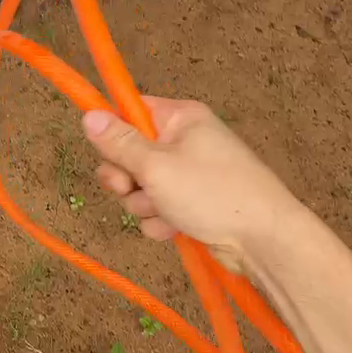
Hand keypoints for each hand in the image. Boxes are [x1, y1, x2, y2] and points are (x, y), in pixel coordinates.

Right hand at [81, 98, 303, 272]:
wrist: (263, 240)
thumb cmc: (212, 193)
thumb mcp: (155, 165)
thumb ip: (118, 143)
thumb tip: (88, 114)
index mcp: (179, 118)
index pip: (129, 112)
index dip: (113, 133)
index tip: (107, 153)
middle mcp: (183, 141)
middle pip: (127, 153)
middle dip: (125, 178)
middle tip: (132, 188)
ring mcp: (187, 173)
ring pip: (139, 186)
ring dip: (142, 204)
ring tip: (165, 212)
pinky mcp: (190, 202)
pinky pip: (156, 207)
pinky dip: (159, 219)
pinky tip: (175, 227)